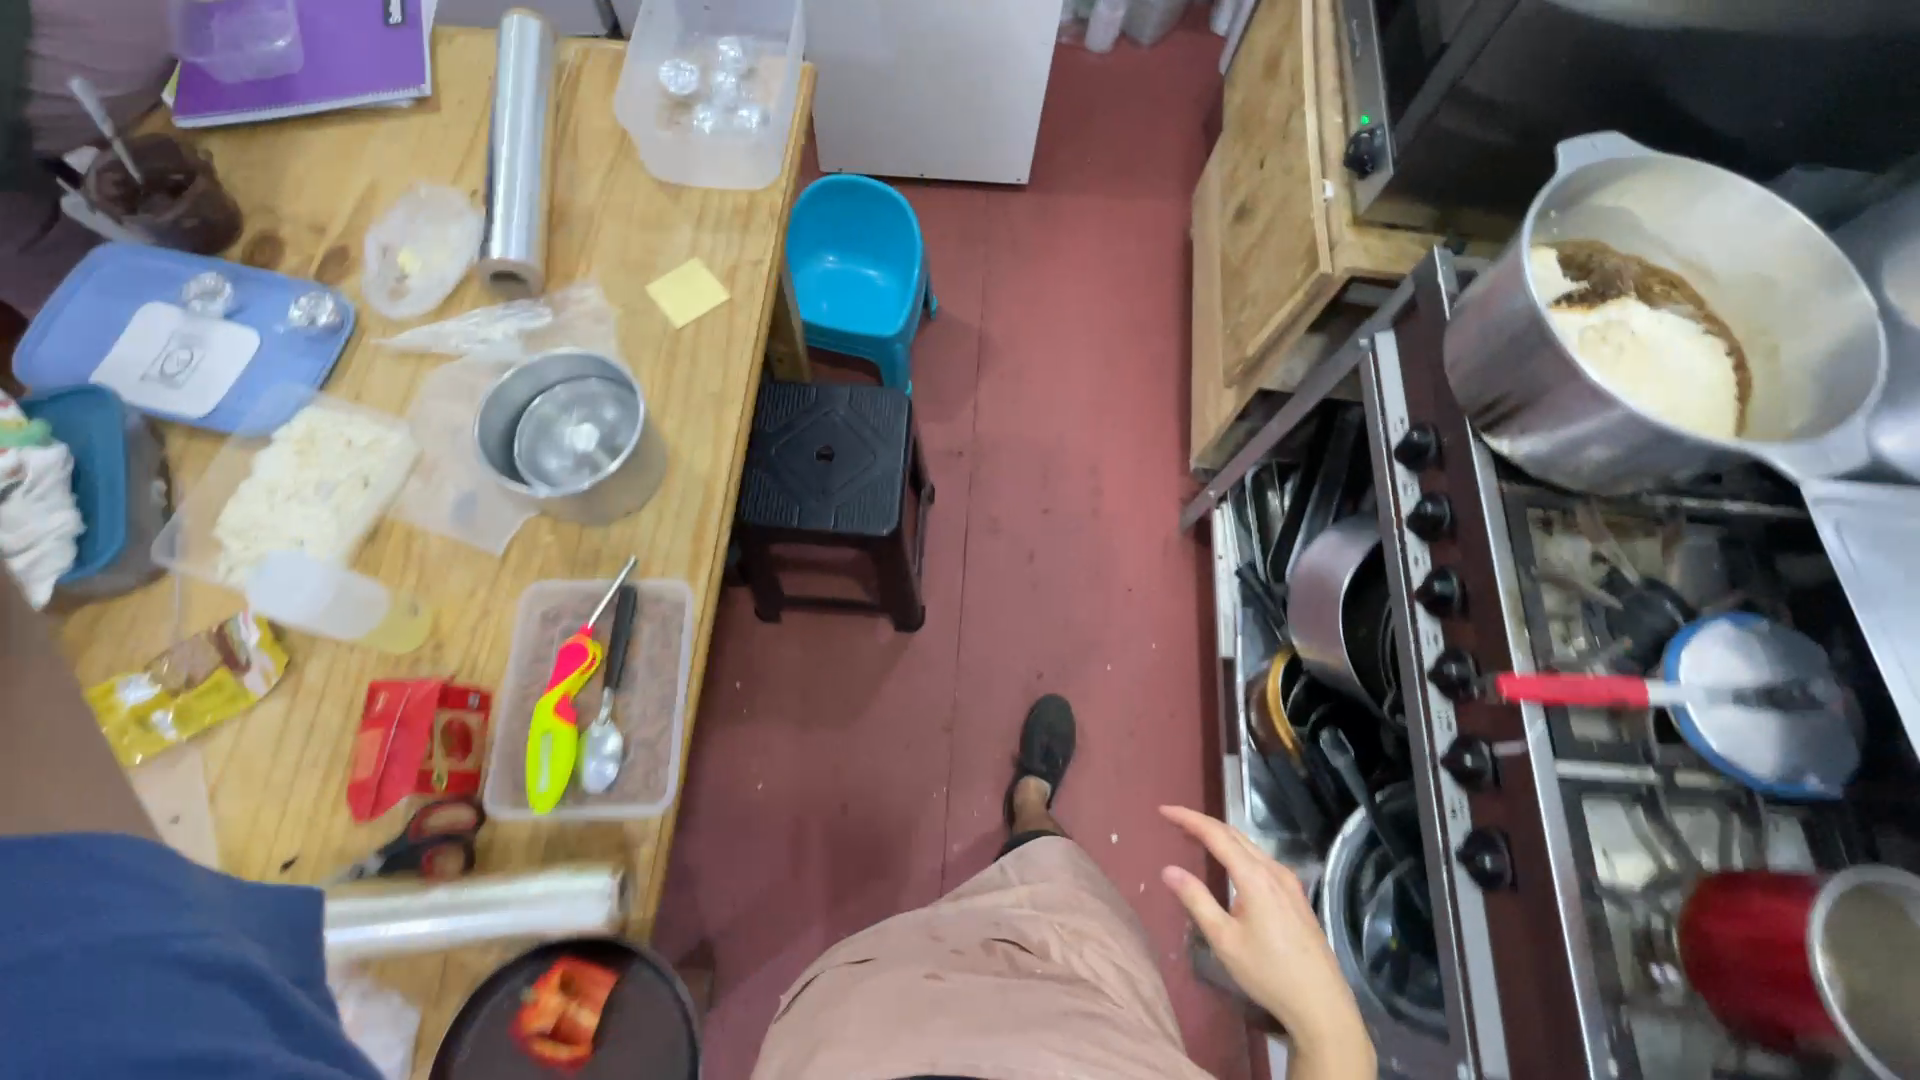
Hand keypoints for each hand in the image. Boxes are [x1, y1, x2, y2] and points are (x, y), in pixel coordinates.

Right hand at [1159, 806, 1373, 1072]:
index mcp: (1254, 877)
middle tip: (1174, 820)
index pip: (1216, 835)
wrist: (1321, 1004)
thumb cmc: (1268, 973)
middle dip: (1202, 823)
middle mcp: (1274, 871)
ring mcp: (1289, 882)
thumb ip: (1196, 900)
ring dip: (1220, 836)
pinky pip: (1261, 859)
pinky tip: (1229, 862)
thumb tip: (1168, 870)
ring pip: (1249, 846)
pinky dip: (1237, 850)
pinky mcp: (1296, 896)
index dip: (1188, 819)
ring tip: (1195, 836)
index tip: (1164, 810)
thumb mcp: (1224, 939)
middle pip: (1234, 834)